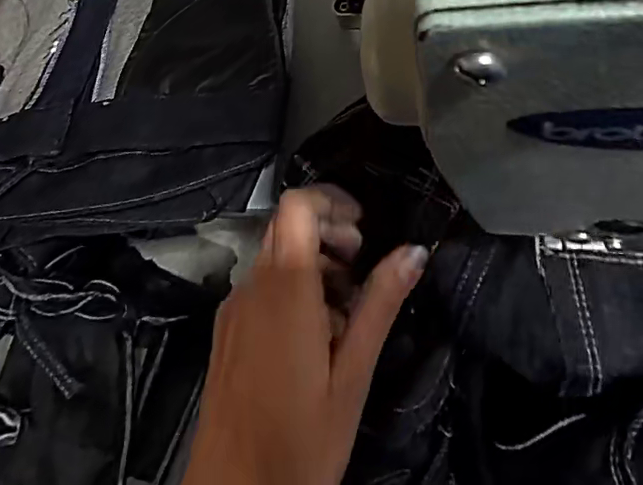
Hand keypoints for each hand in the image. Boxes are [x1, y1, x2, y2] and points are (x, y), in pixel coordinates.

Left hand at [182, 185, 428, 484]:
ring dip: (314, 260)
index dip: (332, 201)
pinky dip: (294, 286)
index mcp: (284, 287)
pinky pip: (262, 285)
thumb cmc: (299, 441)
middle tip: (363, 266)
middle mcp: (251, 287)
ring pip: (275, 253)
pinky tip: (318, 334)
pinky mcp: (227, 333)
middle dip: (330, 232)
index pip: (297, 205)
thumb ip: (381, 302)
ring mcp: (234, 310)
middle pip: (287, 224)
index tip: (364, 230)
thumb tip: (415, 250)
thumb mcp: (354, 373)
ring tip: (348, 307)